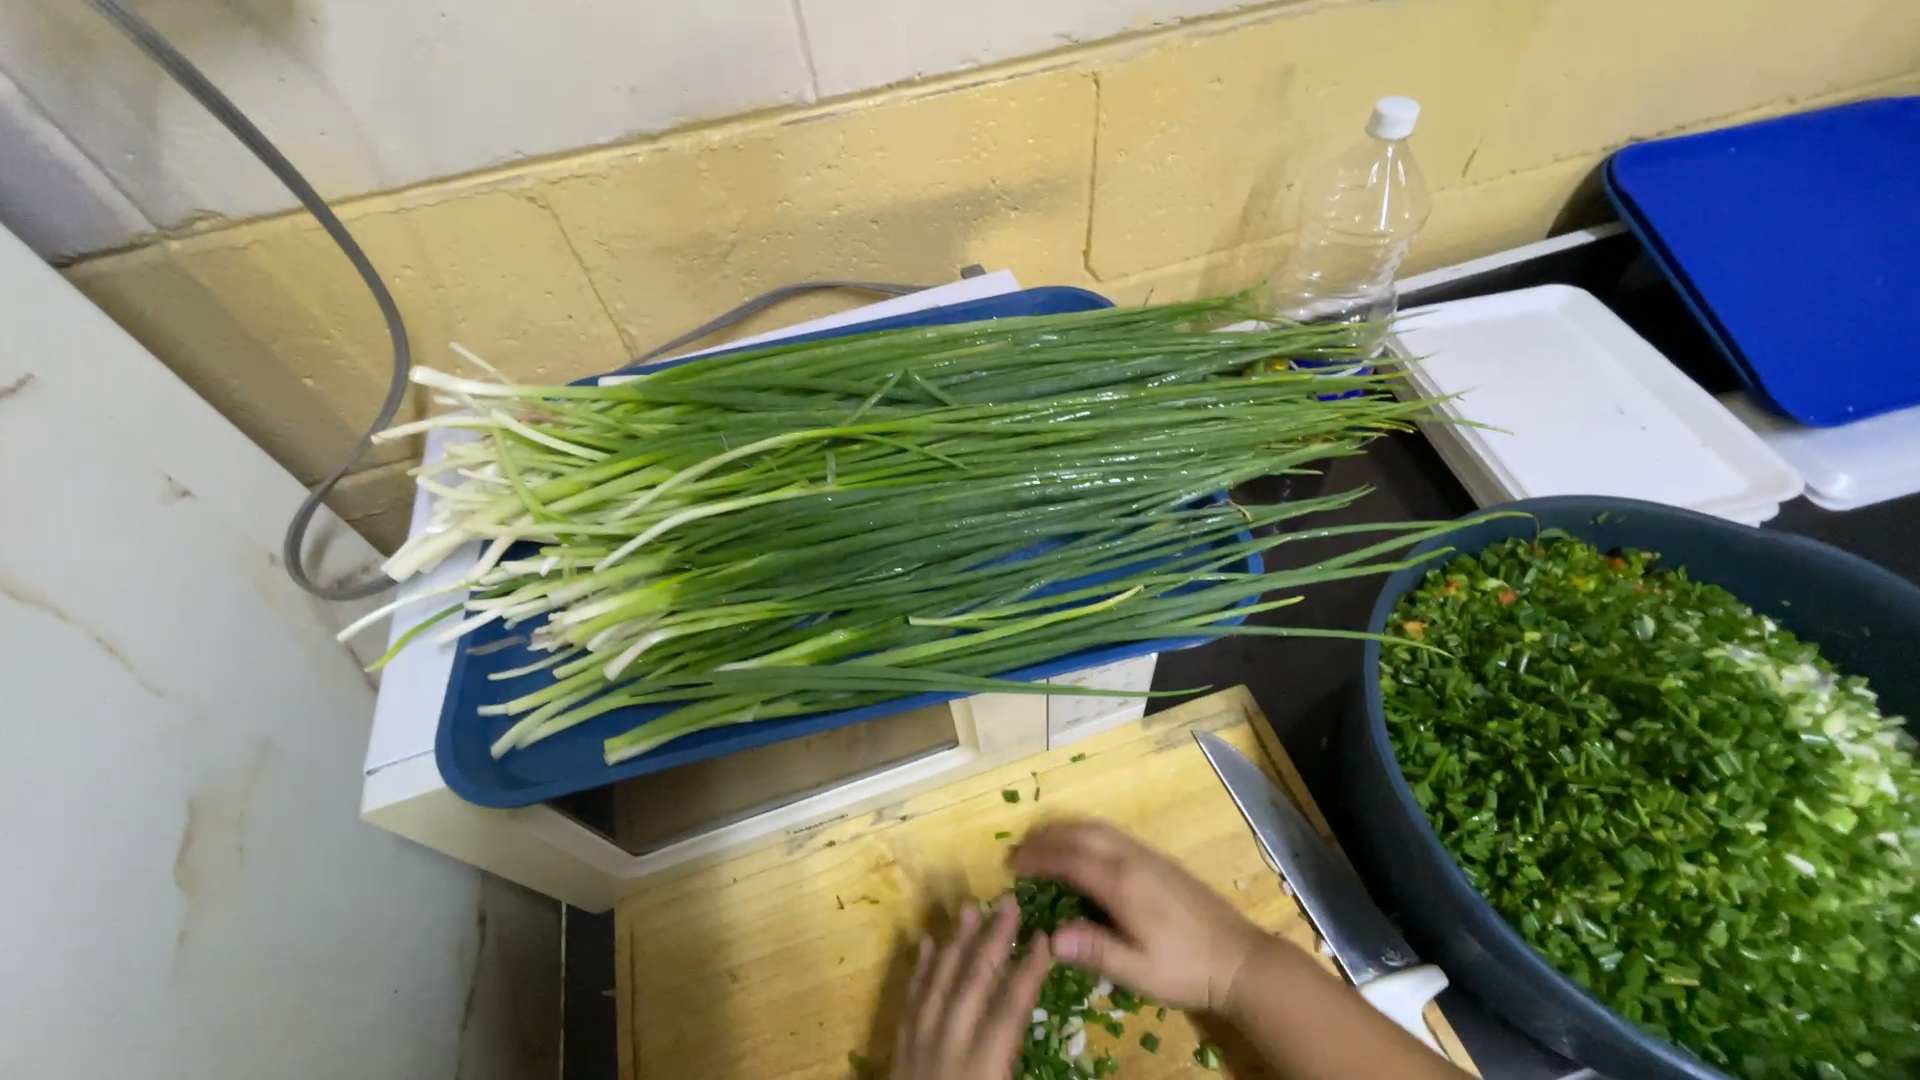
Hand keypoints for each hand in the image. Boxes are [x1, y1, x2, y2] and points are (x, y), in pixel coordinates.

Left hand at [892, 895, 1052, 1079]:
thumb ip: (1014, 1050)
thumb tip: (1030, 1011)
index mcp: (985, 1064)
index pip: (1011, 1007)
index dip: (1029, 970)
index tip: (1044, 937)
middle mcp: (951, 1043)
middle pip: (974, 982)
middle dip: (993, 938)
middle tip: (1009, 901)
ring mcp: (920, 1042)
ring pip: (939, 981)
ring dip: (956, 941)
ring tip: (969, 907)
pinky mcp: (899, 1047)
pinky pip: (910, 1000)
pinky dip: (920, 968)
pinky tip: (926, 941)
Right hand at [1012, 819, 1266, 1013]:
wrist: (1240, 959)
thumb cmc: (1186, 969)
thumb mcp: (1138, 970)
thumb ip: (1093, 949)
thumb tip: (1048, 937)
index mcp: (1121, 883)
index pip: (1069, 860)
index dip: (1037, 859)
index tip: (1011, 865)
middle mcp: (1131, 859)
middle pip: (1080, 833)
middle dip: (1045, 838)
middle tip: (1018, 851)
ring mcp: (1147, 855)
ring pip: (1097, 828)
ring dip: (1064, 831)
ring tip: (1042, 844)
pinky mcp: (1159, 859)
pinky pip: (1111, 833)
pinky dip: (1085, 833)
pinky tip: (1081, 849)